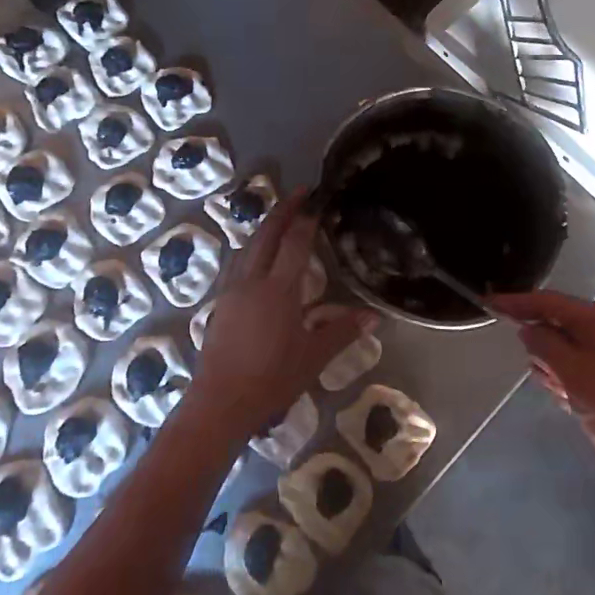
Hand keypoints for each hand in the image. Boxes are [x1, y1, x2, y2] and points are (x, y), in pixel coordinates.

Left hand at [190, 190, 376, 438]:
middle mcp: (252, 281)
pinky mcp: (220, 304)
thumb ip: (342, 331)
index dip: (306, 219)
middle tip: (299, 193)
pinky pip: (237, 263)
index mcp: (278, 290)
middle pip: (266, 235)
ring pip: (247, 247)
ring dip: (264, 228)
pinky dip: (251, 248)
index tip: (317, 200)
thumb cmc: (271, 380)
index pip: (294, 244)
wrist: (220, 402)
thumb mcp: (313, 357)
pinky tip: (257, 258)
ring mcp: (232, 291)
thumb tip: (374, 316)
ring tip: (279, 220)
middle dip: (283, 210)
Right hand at [490, 291, 594, 493]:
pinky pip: (575, 372)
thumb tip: (527, 329)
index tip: (489, 303)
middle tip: (546, 375)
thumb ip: (545, 346)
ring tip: (564, 396)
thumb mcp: (575, 375)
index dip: (518, 302)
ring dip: (553, 370)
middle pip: (556, 326)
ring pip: (563, 352)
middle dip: (542, 347)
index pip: (551, 302)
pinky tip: (572, 404)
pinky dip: (566, 384)